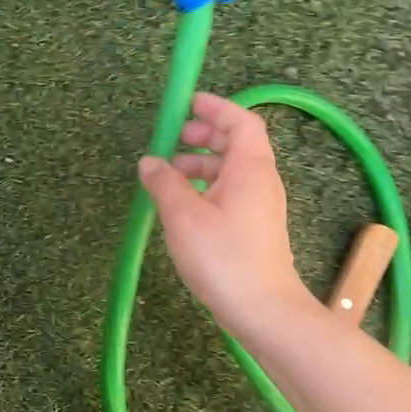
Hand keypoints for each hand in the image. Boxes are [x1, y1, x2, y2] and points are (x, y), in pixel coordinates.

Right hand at [137, 92, 317, 335]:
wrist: (261, 308)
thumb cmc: (223, 256)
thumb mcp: (183, 216)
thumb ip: (163, 183)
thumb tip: (149, 162)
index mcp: (250, 169)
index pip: (241, 122)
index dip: (216, 108)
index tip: (187, 103)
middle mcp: (260, 181)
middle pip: (237, 143)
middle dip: (204, 135)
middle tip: (173, 137)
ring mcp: (258, 205)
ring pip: (231, 169)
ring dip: (200, 163)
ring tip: (167, 173)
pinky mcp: (251, 227)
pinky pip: (229, 191)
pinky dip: (205, 186)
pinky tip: (180, 203)